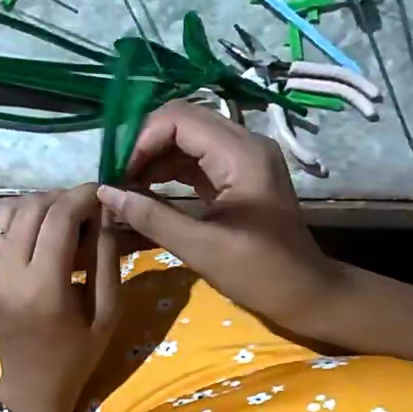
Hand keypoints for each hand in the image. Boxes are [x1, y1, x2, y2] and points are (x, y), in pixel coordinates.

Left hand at [0, 183, 119, 411]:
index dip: (83, 196)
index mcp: (45, 285)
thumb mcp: (107, 310)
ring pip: (2, 215)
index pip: (60, 218)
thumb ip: (106, 258)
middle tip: (83, 206)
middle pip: (32, 209)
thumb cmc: (77, 352)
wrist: (36, 384)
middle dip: (61, 197)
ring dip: (30, 202)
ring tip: (54, 210)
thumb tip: (104, 212)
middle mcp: (8, 273)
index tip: (101, 192)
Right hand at [96, 100, 346, 328]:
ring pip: (189, 140)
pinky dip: (172, 172)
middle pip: (184, 122)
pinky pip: (199, 160)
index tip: (118, 174)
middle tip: (117, 179)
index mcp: (241, 154)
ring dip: (156, 159)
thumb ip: (151, 217)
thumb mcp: (202, 248)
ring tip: (126, 188)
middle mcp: (245, 144)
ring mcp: (245, 159)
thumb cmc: (261, 273)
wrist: (307, 292)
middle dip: (145, 146)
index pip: (179, 119)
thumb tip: (105, 192)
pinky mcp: (241, 176)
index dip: (142, 140)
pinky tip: (147, 192)